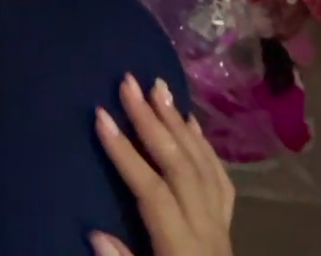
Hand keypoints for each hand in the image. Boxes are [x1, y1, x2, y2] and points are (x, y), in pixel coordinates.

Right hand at [93, 74, 235, 255]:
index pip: (153, 192)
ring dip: (178, 125)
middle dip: (153, 123)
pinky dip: (203, 147)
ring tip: (158, 88)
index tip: (100, 114)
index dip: (126, 153)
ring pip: (203, 167)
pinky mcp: (226, 232)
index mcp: (183, 252)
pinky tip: (190, 124)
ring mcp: (221, 232)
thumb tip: (95, 233)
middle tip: (129, 82)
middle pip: (181, 168)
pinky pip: (219, 181)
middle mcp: (208, 235)